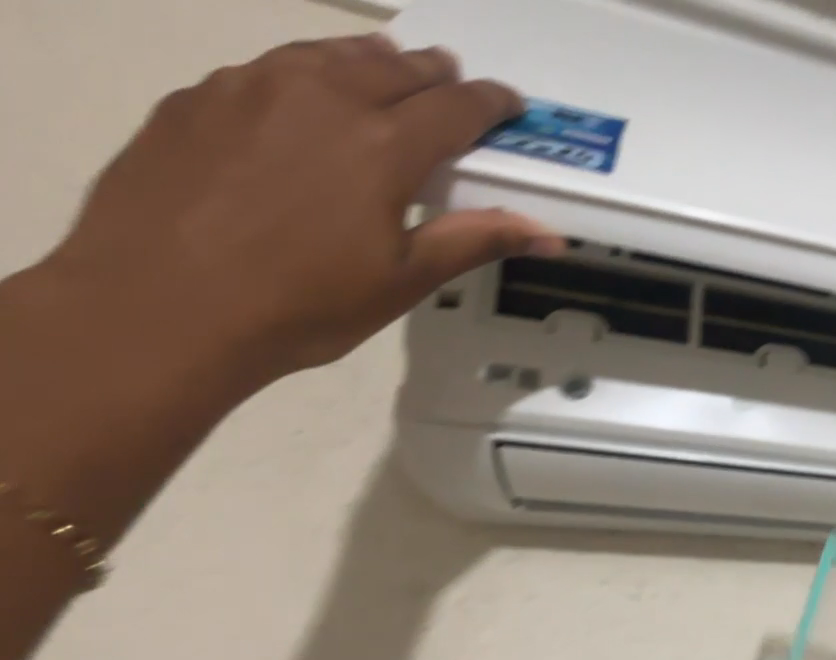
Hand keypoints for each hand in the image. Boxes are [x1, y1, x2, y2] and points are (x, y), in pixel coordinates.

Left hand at [37, 33, 562, 387]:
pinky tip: (304, 94)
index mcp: (382, 144)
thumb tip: (549, 233)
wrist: (162, 305)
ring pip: (324, 54)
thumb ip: (476, 240)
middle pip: (391, 68)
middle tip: (452, 76)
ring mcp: (248, 89)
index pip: (454, 108)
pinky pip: (265, 70)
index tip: (509, 103)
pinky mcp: (195, 100)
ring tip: (386, 62)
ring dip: (367, 57)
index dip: (489, 103)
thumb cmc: (306, 302)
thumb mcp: (406, 278)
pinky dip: (304, 71)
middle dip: (431, 71)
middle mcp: (320, 97)